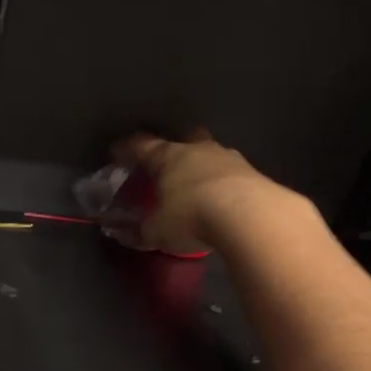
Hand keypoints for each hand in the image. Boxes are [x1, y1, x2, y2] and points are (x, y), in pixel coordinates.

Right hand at [115, 131, 307, 256]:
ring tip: (197, 184)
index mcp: (169, 157)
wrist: (248, 216)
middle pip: (185, 138)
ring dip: (203, 165)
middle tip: (168, 161)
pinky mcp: (253, 173)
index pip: (143, 146)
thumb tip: (126, 232)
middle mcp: (199, 150)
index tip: (117, 152)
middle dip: (176, 146)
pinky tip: (221, 198)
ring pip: (211, 154)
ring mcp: (229, 158)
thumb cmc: (190, 217)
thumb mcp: (156, 232)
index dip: (128, 149)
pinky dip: (223, 183)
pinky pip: (231, 173)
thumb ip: (141, 231)